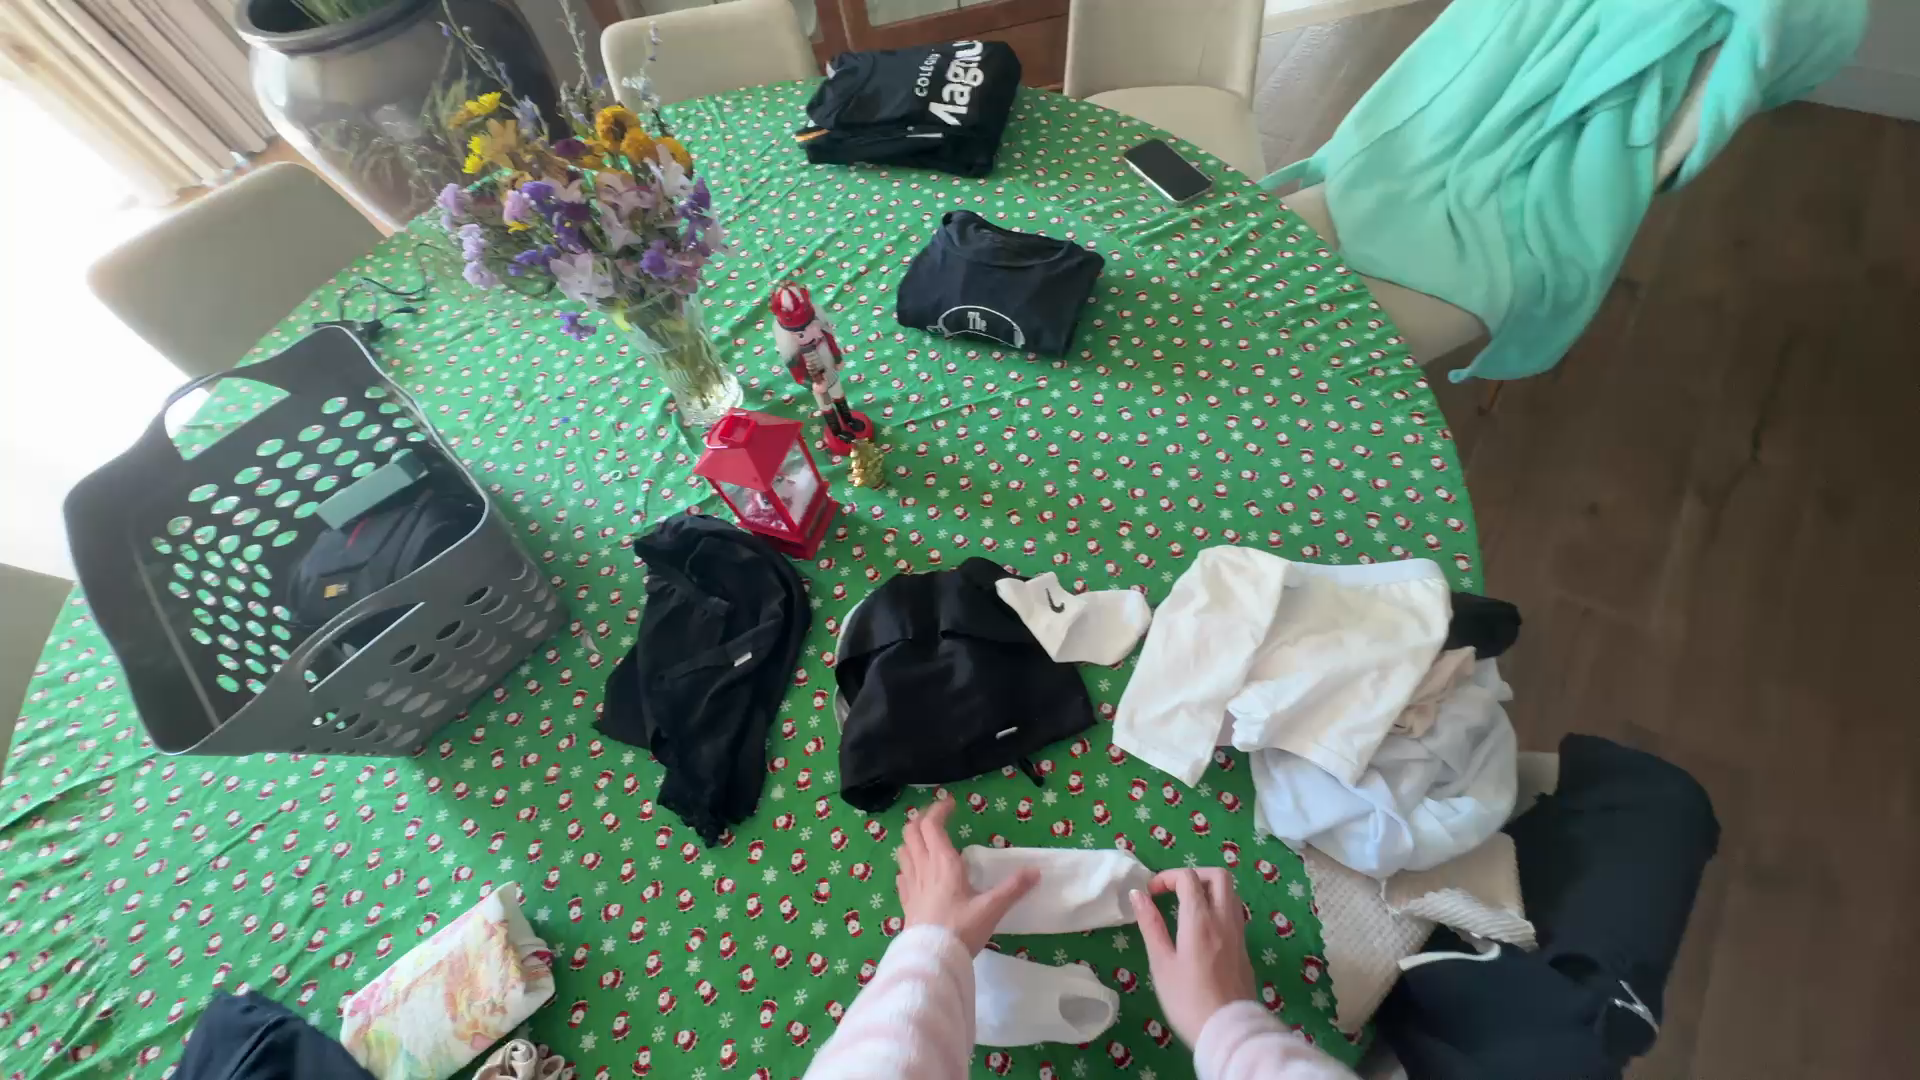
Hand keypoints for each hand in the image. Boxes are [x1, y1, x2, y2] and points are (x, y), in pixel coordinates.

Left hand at [895, 792, 1038, 953]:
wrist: (931, 960)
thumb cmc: (961, 930)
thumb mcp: (991, 909)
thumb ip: (1013, 889)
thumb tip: (1035, 871)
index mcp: (943, 862)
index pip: (932, 824)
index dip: (938, 809)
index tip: (951, 804)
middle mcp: (923, 868)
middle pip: (912, 831)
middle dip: (921, 819)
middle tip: (936, 817)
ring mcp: (911, 885)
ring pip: (903, 850)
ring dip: (912, 839)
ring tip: (924, 839)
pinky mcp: (905, 902)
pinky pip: (902, 873)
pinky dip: (907, 863)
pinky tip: (915, 871)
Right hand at [1130, 867, 1256, 1047]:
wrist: (1230, 1035)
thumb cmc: (1188, 1000)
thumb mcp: (1161, 963)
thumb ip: (1150, 925)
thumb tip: (1137, 895)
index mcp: (1200, 919)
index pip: (1188, 877)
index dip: (1167, 877)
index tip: (1151, 894)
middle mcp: (1224, 920)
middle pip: (1219, 876)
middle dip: (1195, 874)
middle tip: (1176, 891)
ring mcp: (1239, 934)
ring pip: (1230, 894)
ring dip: (1209, 890)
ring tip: (1188, 907)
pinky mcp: (1245, 950)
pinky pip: (1235, 914)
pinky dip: (1219, 908)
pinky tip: (1204, 930)